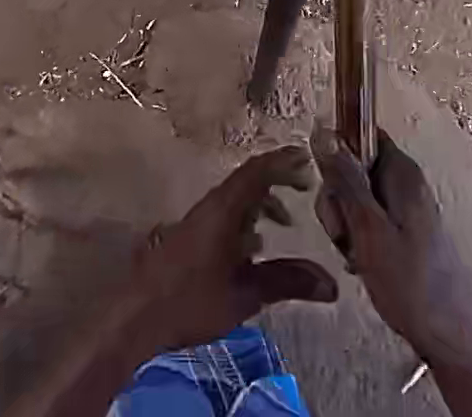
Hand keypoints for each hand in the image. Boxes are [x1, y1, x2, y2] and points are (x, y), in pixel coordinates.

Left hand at [122, 146, 336, 350]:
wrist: (140, 312)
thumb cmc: (191, 299)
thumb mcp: (245, 294)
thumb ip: (286, 282)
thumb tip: (331, 283)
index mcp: (223, 210)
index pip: (255, 172)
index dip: (281, 161)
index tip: (306, 157)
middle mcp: (211, 206)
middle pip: (247, 180)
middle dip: (276, 179)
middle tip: (304, 186)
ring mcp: (200, 219)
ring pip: (237, 198)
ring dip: (262, 202)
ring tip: (286, 222)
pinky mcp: (194, 234)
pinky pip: (227, 214)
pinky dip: (248, 219)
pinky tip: (258, 246)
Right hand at [311, 127, 471, 366]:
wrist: (448, 339)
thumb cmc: (409, 282)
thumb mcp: (367, 227)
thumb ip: (344, 178)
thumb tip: (322, 129)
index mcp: (402, 173)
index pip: (360, 134)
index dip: (336, 151)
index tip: (329, 183)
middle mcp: (404, 182)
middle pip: (351, 166)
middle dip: (336, 197)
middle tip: (341, 230)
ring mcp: (403, 206)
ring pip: (353, 194)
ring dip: (343, 221)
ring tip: (352, 251)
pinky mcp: (401, 229)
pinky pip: (364, 216)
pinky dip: (355, 235)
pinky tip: (359, 260)